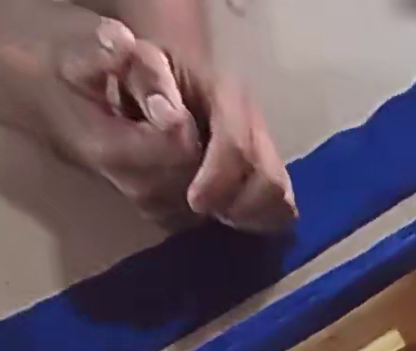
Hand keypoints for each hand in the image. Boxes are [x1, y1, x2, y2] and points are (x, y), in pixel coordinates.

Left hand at [91, 0, 296, 230]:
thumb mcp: (130, 63)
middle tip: (205, 210)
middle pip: (270, 183)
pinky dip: (263, 223)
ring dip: (251, 218)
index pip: (238, 147)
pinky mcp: (275, 177)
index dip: (219, 181)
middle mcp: (257, 123)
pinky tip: (234, 218)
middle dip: (238, 206)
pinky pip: (284, 213)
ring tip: (220, 213)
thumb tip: (167, 116)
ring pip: (282, 201)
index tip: (195, 204)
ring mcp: (270, 152)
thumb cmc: (146, 74)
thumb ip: (145, 82)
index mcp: (226, 92)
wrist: (173, 79)